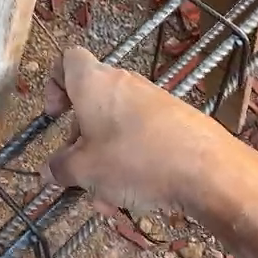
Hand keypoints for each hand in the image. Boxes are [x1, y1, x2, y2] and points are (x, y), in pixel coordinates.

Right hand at [42, 46, 257, 216]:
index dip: (54, 84)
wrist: (207, 169)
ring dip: (106, 159)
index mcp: (93, 83)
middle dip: (81, 138)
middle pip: (92, 102)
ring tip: (108, 198)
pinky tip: (136, 196)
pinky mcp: (175, 121)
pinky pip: (141, 138)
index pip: (67, 60)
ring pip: (116, 127)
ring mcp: (152, 100)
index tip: (54, 116)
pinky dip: (132, 163)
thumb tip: (50, 170)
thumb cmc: (135, 160)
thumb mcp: (85, 171)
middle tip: (78, 169)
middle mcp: (123, 83)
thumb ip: (60, 168)